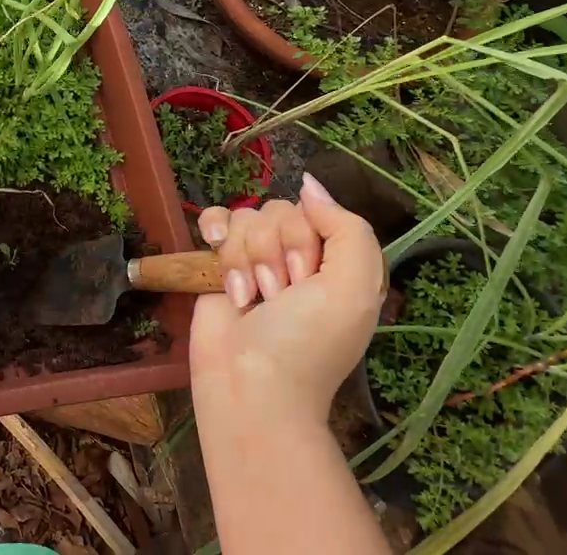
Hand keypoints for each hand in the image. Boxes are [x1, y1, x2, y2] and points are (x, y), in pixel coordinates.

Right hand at [190, 174, 384, 427]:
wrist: (248, 382)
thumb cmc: (306, 343)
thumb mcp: (352, 290)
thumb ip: (347, 230)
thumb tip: (309, 184)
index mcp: (336, 262)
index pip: (316, 211)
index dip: (304, 238)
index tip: (303, 277)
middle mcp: (297, 257)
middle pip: (277, 211)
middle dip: (272, 252)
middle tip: (276, 295)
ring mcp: (255, 259)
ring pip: (244, 217)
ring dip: (243, 257)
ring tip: (248, 297)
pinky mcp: (218, 264)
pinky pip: (214, 220)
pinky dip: (214, 235)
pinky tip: (214, 255)